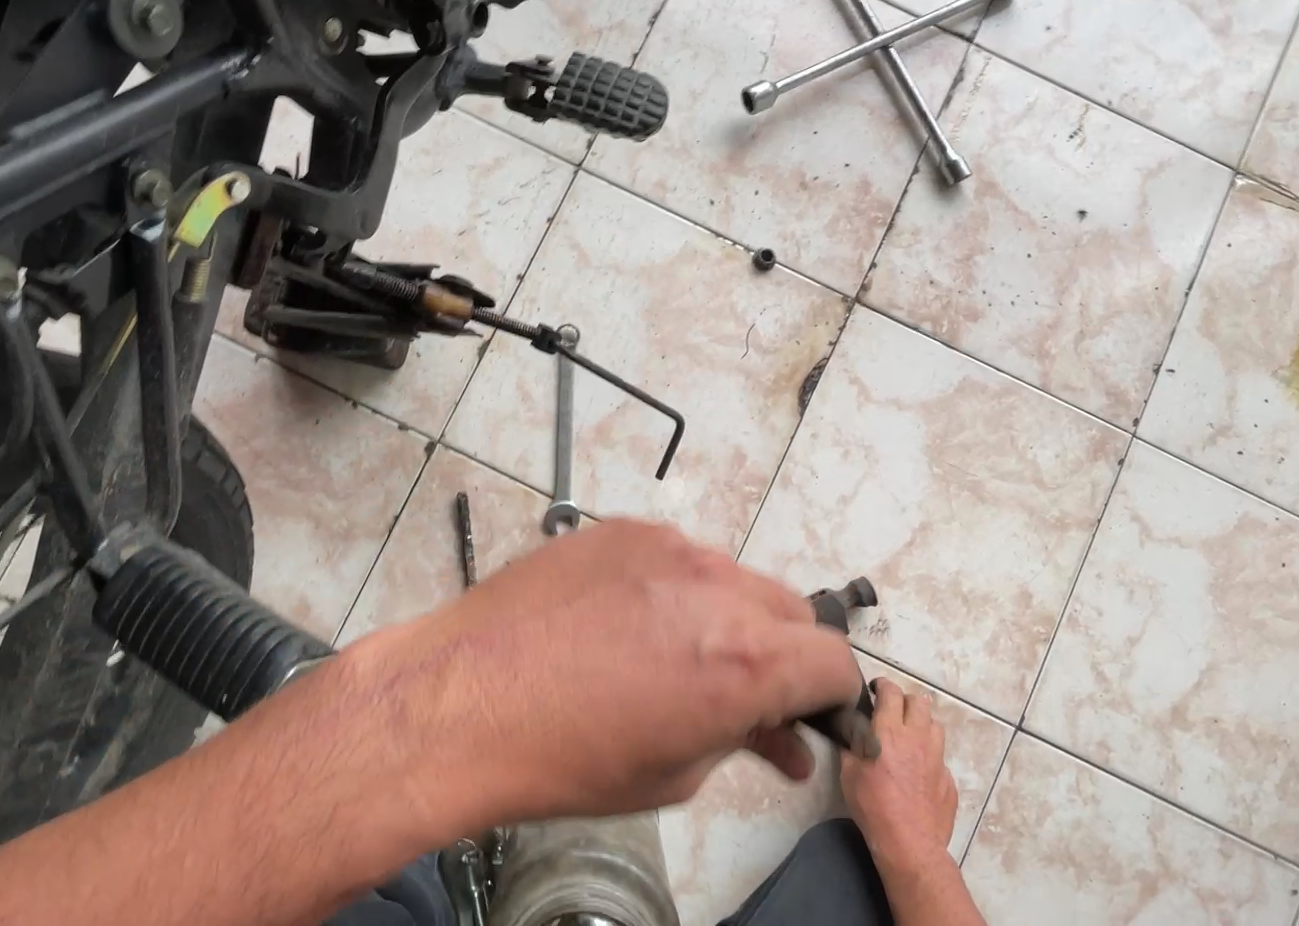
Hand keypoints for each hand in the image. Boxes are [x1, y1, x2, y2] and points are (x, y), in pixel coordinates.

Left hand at [340, 519, 862, 825]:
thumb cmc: (567, 758)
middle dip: (783, 654)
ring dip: (728, 616)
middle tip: (740, 691)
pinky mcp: (622, 527)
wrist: (463, 698)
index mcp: (744, 660)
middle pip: (793, 610)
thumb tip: (782, 739)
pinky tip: (629, 618)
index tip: (804, 715)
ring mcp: (667, 546)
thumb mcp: (675, 771)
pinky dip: (676, 587)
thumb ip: (744, 739)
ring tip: (672, 653)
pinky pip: (677, 555)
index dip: (829, 696)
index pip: (835, 661)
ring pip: (733, 577)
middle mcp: (716, 587)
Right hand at [841, 679, 959, 865]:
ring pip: (935, 726)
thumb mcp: (848, 773)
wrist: (909, 844)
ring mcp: (937, 759)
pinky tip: (918, 771)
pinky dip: (928, 757)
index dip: (883, 685)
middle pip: (919, 702)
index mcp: (889, 732)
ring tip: (909, 736)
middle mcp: (917, 738)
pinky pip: (940, 758)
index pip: (891, 692)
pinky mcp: (949, 780)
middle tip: (893, 711)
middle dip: (905, 700)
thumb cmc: (872, 806)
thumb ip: (851, 746)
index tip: (876, 689)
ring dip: (921, 724)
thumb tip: (852, 732)